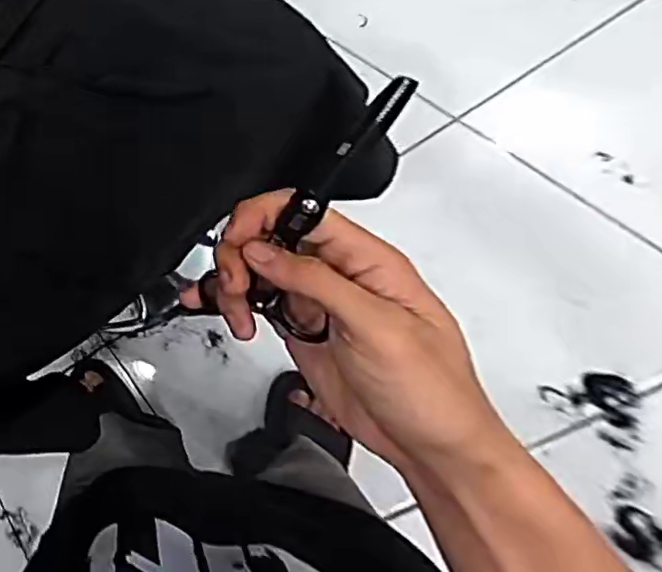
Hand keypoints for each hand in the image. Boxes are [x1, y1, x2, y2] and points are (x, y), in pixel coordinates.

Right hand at [183, 192, 514, 473]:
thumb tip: (260, 249)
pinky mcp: (295, 321)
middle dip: (238, 257)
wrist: (434, 452)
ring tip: (238, 312)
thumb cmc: (436, 396)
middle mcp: (336, 272)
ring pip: (250, 265)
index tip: (238, 243)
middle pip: (264, 235)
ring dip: (231, 284)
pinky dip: (227, 301)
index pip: (300, 210)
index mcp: (366, 261)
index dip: (259, 216)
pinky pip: (248, 296)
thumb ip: (316, 281)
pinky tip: (224, 312)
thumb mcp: (381, 330)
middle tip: (238, 286)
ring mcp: (314, 296)